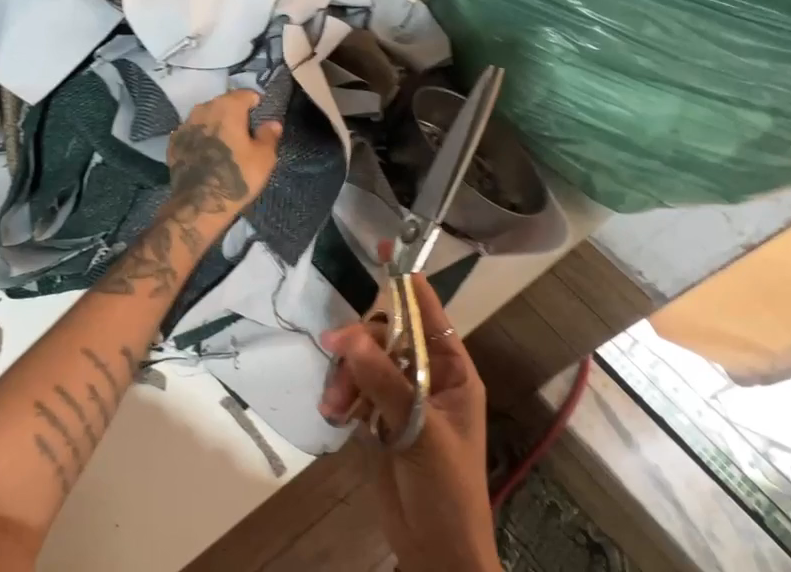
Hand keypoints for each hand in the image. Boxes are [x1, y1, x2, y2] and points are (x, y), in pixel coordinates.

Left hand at [166, 90, 282, 214]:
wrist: (199, 202)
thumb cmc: (237, 176)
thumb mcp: (264, 157)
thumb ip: (269, 135)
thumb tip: (272, 123)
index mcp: (227, 106)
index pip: (245, 94)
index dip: (256, 104)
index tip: (262, 118)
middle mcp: (203, 108)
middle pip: (224, 104)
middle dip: (235, 114)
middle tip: (245, 134)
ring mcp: (185, 124)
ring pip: (206, 117)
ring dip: (216, 125)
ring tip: (226, 144)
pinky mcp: (173, 141)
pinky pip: (193, 132)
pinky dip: (201, 138)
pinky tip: (207, 154)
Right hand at [319, 275, 500, 571]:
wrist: (436, 547)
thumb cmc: (446, 487)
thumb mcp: (419, 429)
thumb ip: (382, 379)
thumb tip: (344, 332)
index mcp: (454, 374)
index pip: (429, 315)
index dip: (407, 283)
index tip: (385, 249)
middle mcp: (427, 378)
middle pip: (385, 334)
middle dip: (358, 346)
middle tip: (336, 357)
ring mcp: (401, 398)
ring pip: (362, 360)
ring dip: (344, 377)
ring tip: (336, 407)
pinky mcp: (378, 417)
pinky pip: (352, 386)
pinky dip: (341, 395)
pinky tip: (337, 416)